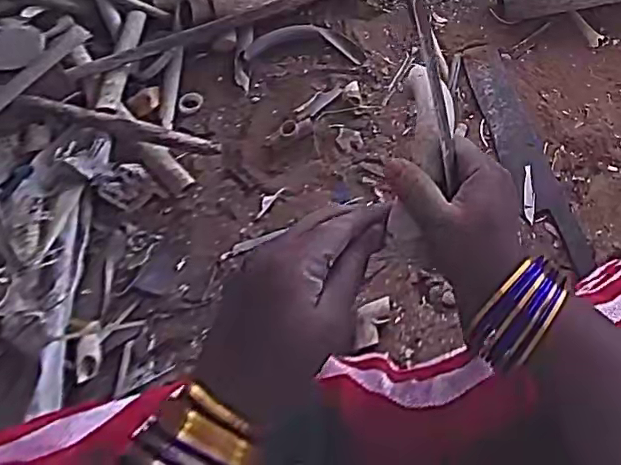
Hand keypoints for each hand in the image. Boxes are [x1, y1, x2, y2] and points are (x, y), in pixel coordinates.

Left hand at [194, 203, 387, 424]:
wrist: (227, 408)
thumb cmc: (288, 371)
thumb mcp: (332, 322)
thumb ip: (353, 269)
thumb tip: (373, 235)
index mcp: (294, 257)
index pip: (340, 222)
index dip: (369, 216)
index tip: (392, 212)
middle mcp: (272, 248)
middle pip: (319, 218)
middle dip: (351, 217)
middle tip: (380, 223)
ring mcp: (255, 260)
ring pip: (302, 229)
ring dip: (330, 229)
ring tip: (359, 238)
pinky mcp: (246, 275)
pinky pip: (286, 245)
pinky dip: (311, 243)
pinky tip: (327, 257)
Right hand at [386, 140, 528, 323]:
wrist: (500, 297)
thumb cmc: (472, 257)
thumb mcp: (437, 221)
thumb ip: (414, 188)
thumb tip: (392, 162)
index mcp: (487, 171)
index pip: (452, 143)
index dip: (428, 154)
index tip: (411, 175)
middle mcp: (495, 177)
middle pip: (453, 163)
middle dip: (431, 179)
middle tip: (414, 200)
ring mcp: (496, 195)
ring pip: (456, 182)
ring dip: (437, 195)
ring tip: (424, 216)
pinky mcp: (493, 213)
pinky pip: (465, 199)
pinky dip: (449, 208)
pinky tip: (437, 227)